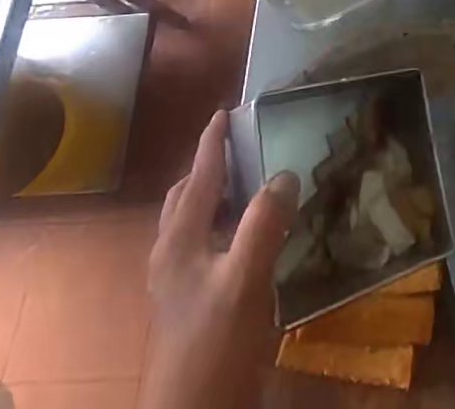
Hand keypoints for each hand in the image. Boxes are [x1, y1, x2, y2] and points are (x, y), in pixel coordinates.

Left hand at [141, 110, 297, 408]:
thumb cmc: (214, 342)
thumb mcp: (245, 280)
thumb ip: (264, 223)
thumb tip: (284, 174)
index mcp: (180, 239)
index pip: (198, 176)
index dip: (211, 143)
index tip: (223, 112)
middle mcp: (171, 252)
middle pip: (186, 196)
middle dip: (208, 167)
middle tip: (239, 149)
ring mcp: (174, 280)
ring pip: (189, 221)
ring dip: (212, 196)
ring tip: (245, 189)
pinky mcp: (185, 301)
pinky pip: (198, 245)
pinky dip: (218, 226)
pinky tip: (243, 240)